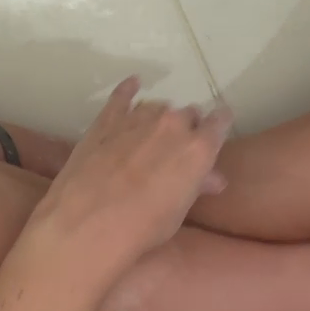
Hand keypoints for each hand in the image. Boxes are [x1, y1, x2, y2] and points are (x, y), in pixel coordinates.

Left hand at [24, 78, 229, 277]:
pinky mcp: (108, 117)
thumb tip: (213, 177)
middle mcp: (172, 124)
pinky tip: (133, 84)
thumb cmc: (143, 226)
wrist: (90, 220)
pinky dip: (129, 89)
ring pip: (158, 107)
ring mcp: (138, 117)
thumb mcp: (178, 211)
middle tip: (178, 147)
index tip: (219, 124)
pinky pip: (122, 95)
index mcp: (197, 148)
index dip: (219, 123)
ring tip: (153, 133)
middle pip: (187, 114)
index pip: (218, 123)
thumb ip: (197, 185)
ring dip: (160, 117)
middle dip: (187, 127)